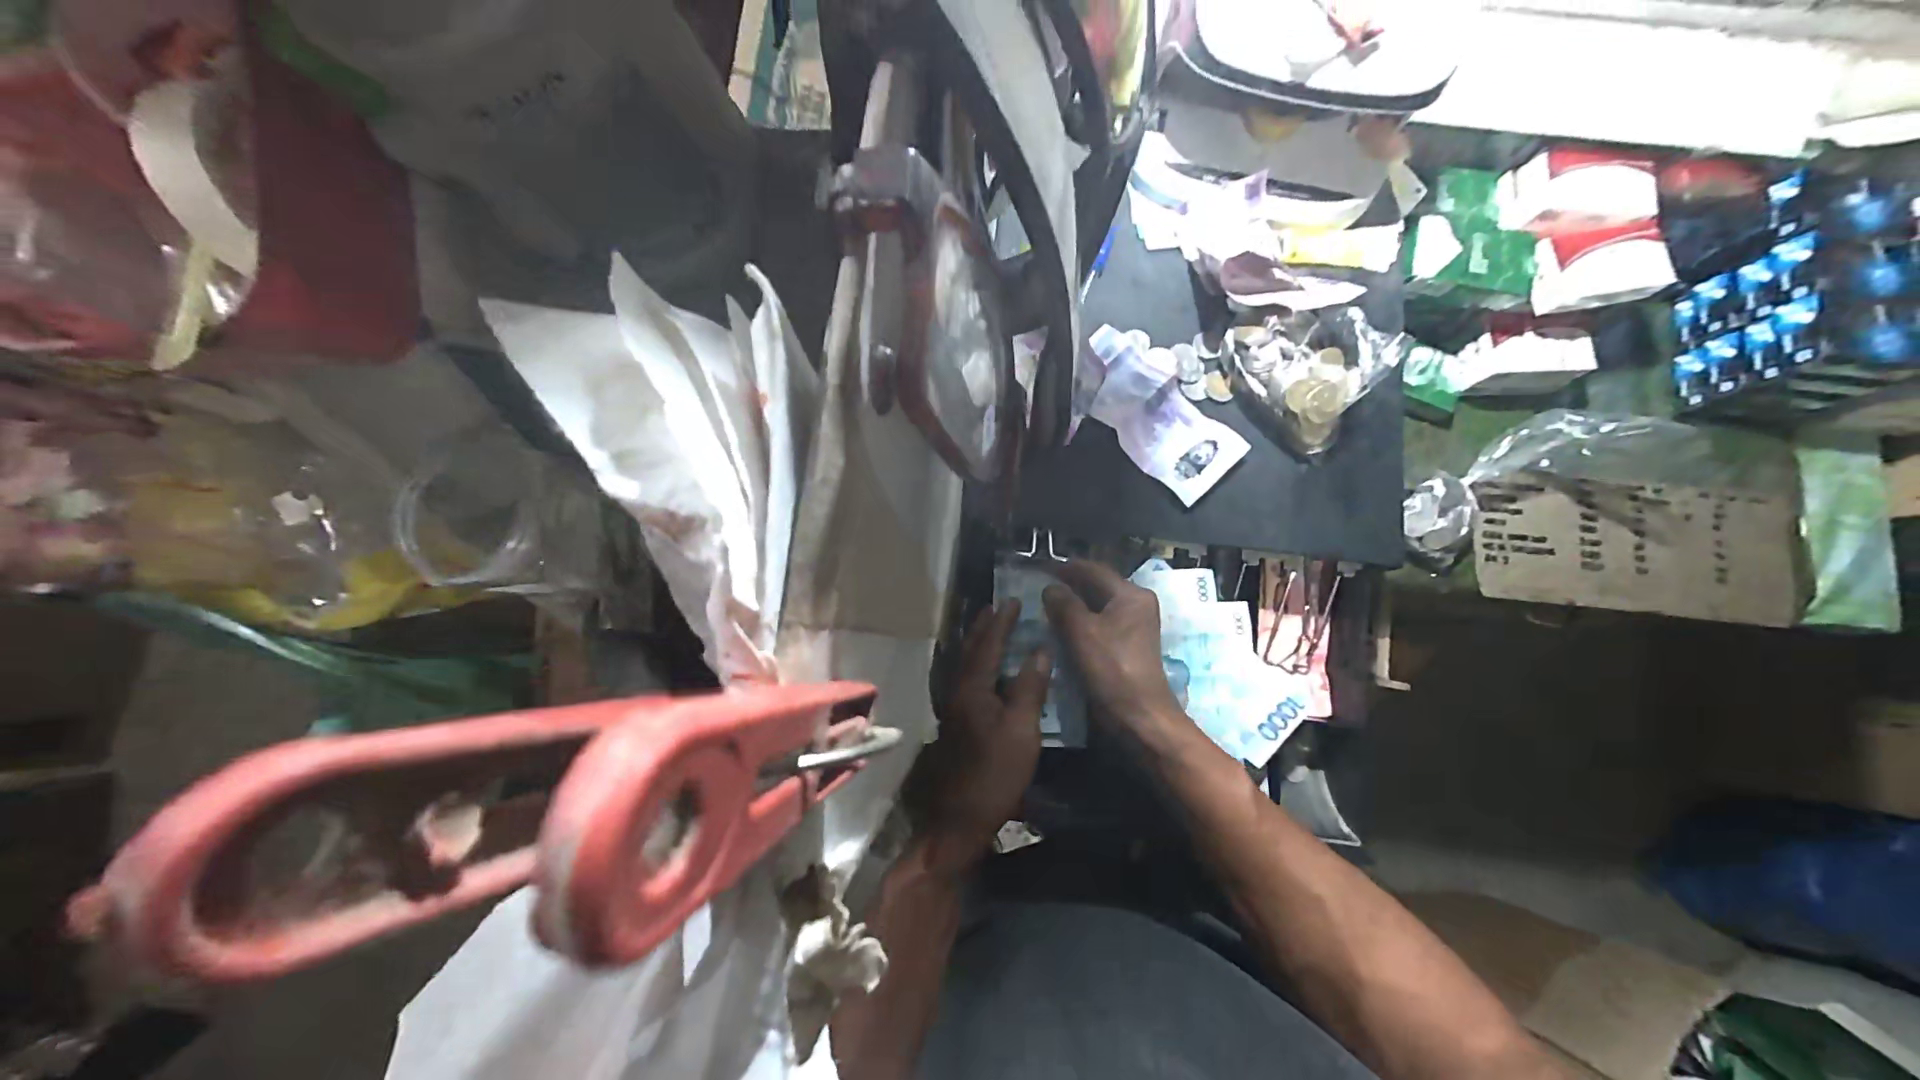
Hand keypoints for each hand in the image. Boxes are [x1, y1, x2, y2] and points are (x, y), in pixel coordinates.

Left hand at [915, 600, 1050, 872]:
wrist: (961, 817)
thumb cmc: (996, 772)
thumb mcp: (1022, 730)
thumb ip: (1029, 687)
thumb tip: (1039, 649)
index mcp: (972, 688)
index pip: (988, 644)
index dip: (1001, 622)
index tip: (1013, 600)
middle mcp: (957, 691)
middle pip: (969, 650)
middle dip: (983, 627)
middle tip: (996, 607)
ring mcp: (953, 708)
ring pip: (964, 665)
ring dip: (977, 643)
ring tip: (991, 629)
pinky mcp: (956, 723)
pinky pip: (966, 679)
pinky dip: (977, 664)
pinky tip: (987, 671)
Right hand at [1041, 560, 1185, 741]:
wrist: (1139, 715)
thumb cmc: (1112, 669)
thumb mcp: (1082, 632)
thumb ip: (1064, 604)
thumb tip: (1051, 587)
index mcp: (1131, 595)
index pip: (1092, 569)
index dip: (1064, 567)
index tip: (1038, 567)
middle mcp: (1135, 605)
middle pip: (1096, 586)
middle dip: (1067, 586)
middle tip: (1037, 586)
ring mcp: (1133, 626)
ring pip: (1096, 606)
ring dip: (1072, 605)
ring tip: (1043, 606)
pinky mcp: (1126, 645)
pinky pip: (1099, 624)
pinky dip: (1079, 622)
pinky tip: (1059, 628)